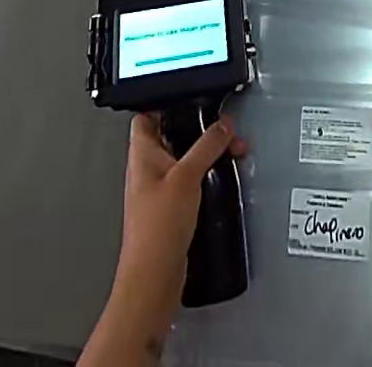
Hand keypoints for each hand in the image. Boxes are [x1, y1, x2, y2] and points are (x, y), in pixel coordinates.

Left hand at [114, 112, 247, 315]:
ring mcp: (160, 187)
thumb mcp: (187, 176)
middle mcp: (148, 169)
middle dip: (199, 126)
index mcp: (142, 154)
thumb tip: (221, 125)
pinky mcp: (173, 205)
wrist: (154, 276)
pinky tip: (221, 173)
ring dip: (207, 149)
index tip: (188, 95)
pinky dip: (208, 171)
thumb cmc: (155, 230)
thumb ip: (206, 146)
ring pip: (185, 155)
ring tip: (229, 147)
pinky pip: (192, 177)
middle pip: (173, 133)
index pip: (147, 115)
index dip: (165, 101)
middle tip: (220, 125)